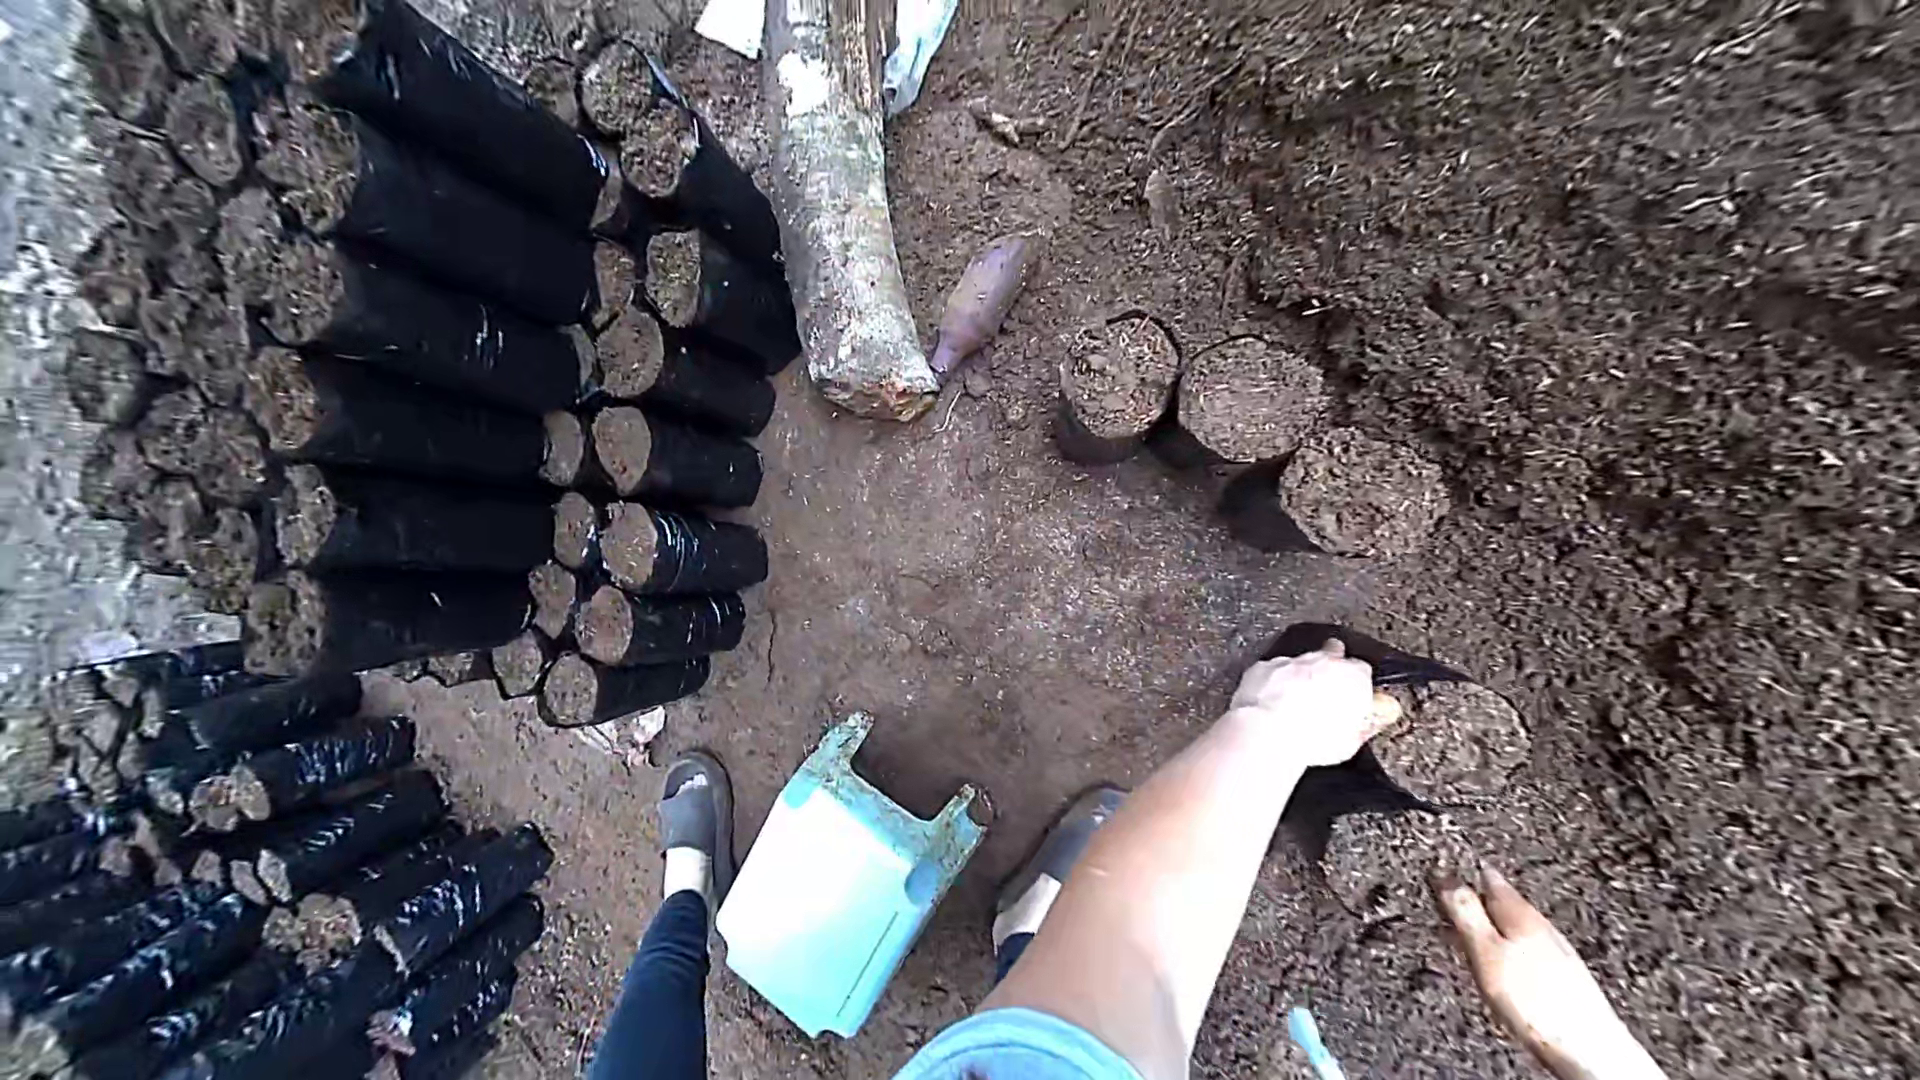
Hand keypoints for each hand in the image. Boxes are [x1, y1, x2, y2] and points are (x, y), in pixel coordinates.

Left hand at [1227, 639, 1391, 766]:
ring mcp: (1289, 661)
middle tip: (1327, 688)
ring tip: (1296, 699)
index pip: (1363, 670)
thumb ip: (1370, 717)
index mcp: (1352, 675)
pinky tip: (1270, 698)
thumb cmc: (1312, 738)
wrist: (1266, 732)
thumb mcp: (1354, 738)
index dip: (1358, 683)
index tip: (1352, 696)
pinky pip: (1271, 670)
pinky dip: (1272, 680)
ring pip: (1300, 661)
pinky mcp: (1262, 666)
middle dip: (1331, 667)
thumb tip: (1382, 709)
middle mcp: (1321, 661)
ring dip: (1300, 675)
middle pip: (1332, 653)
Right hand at [1432, 864, 1667, 1079]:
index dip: (1456, 864)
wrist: (1593, 1055)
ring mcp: (1555, 949)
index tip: (1433, 864)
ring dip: (1486, 924)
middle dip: (1470, 898)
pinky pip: (1523, 947)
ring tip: (1463, 934)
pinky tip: (1498, 962)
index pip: (1483, 871)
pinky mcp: (1563, 975)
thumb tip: (1443, 873)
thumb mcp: (1484, 950)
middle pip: (1497, 898)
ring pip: (1510, 924)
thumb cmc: (1537, 1003)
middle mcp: (1540, 924)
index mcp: (1519, 911)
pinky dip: (1503, 946)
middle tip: (1441, 902)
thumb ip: (1464, 909)